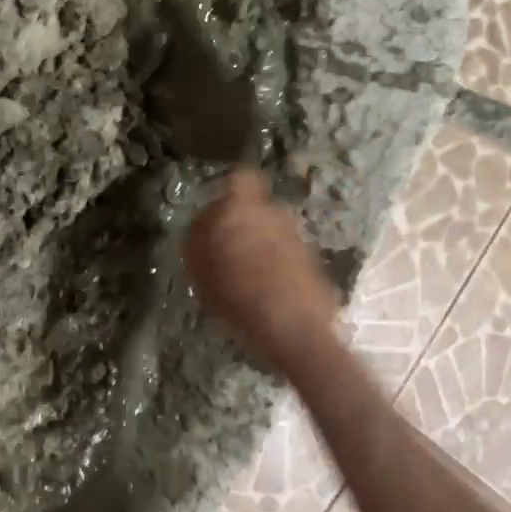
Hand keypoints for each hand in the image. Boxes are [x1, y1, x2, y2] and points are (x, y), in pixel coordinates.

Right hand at [184, 169, 339, 371]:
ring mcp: (298, 238)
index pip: (241, 178)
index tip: (219, 206)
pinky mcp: (314, 262)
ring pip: (273, 229)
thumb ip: (196, 240)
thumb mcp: (199, 271)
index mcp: (242, 208)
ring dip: (261, 243)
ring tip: (246, 273)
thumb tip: (200, 227)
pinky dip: (276, 263)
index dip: (231, 188)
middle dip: (244, 221)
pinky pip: (286, 252)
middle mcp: (274, 214)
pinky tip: (266, 290)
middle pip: (256, 206)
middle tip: (226, 246)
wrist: (298, 333)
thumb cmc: (238, 296)